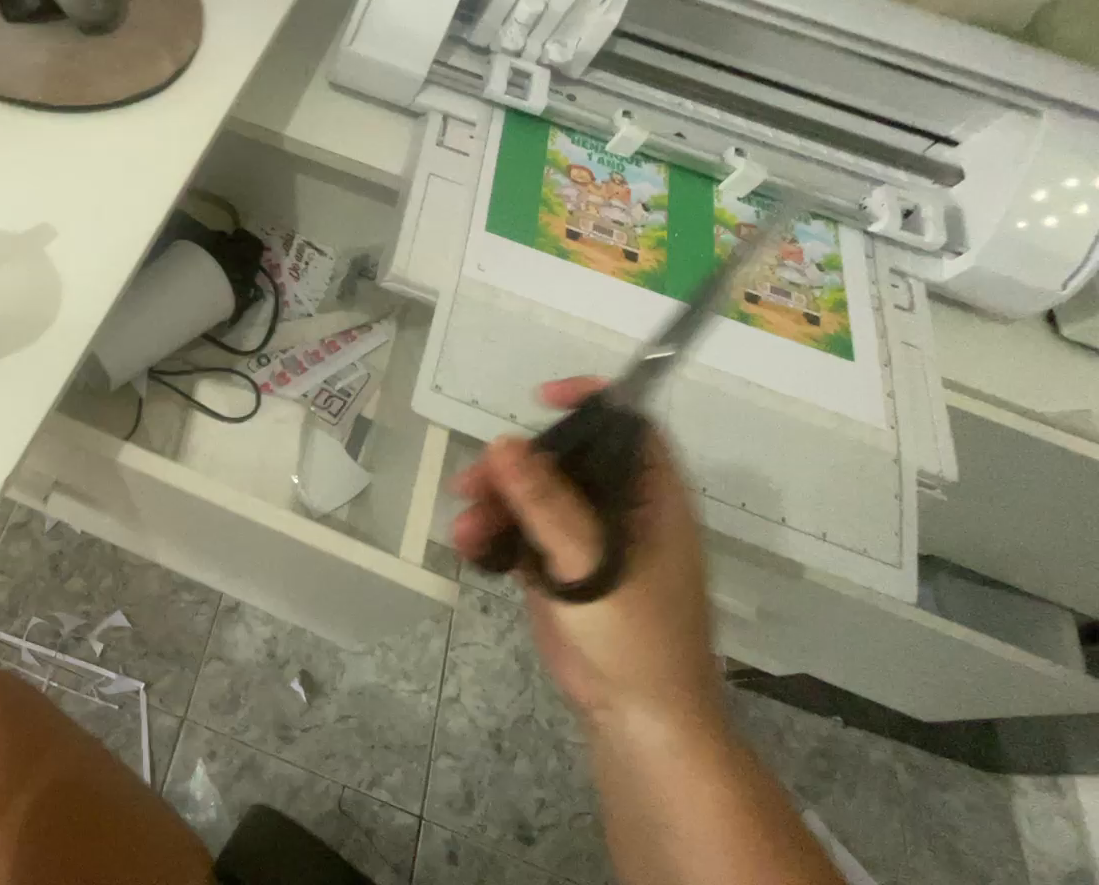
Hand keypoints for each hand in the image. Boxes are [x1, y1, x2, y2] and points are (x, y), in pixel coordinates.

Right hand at [450, 377, 725, 738]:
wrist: (635, 717)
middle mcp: (618, 513)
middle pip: (563, 463)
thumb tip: (504, 444)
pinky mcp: (556, 568)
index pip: (631, 431)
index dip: (593, 405)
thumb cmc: (635, 637)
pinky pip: (518, 534)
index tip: (540, 398)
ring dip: (493, 507)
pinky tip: (469, 549)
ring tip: (464, 530)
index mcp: (651, 502)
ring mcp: (584, 541)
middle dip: (514, 468)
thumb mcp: (592, 564)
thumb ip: (547, 504)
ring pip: (531, 499)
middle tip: (473, 482)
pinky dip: (492, 536)